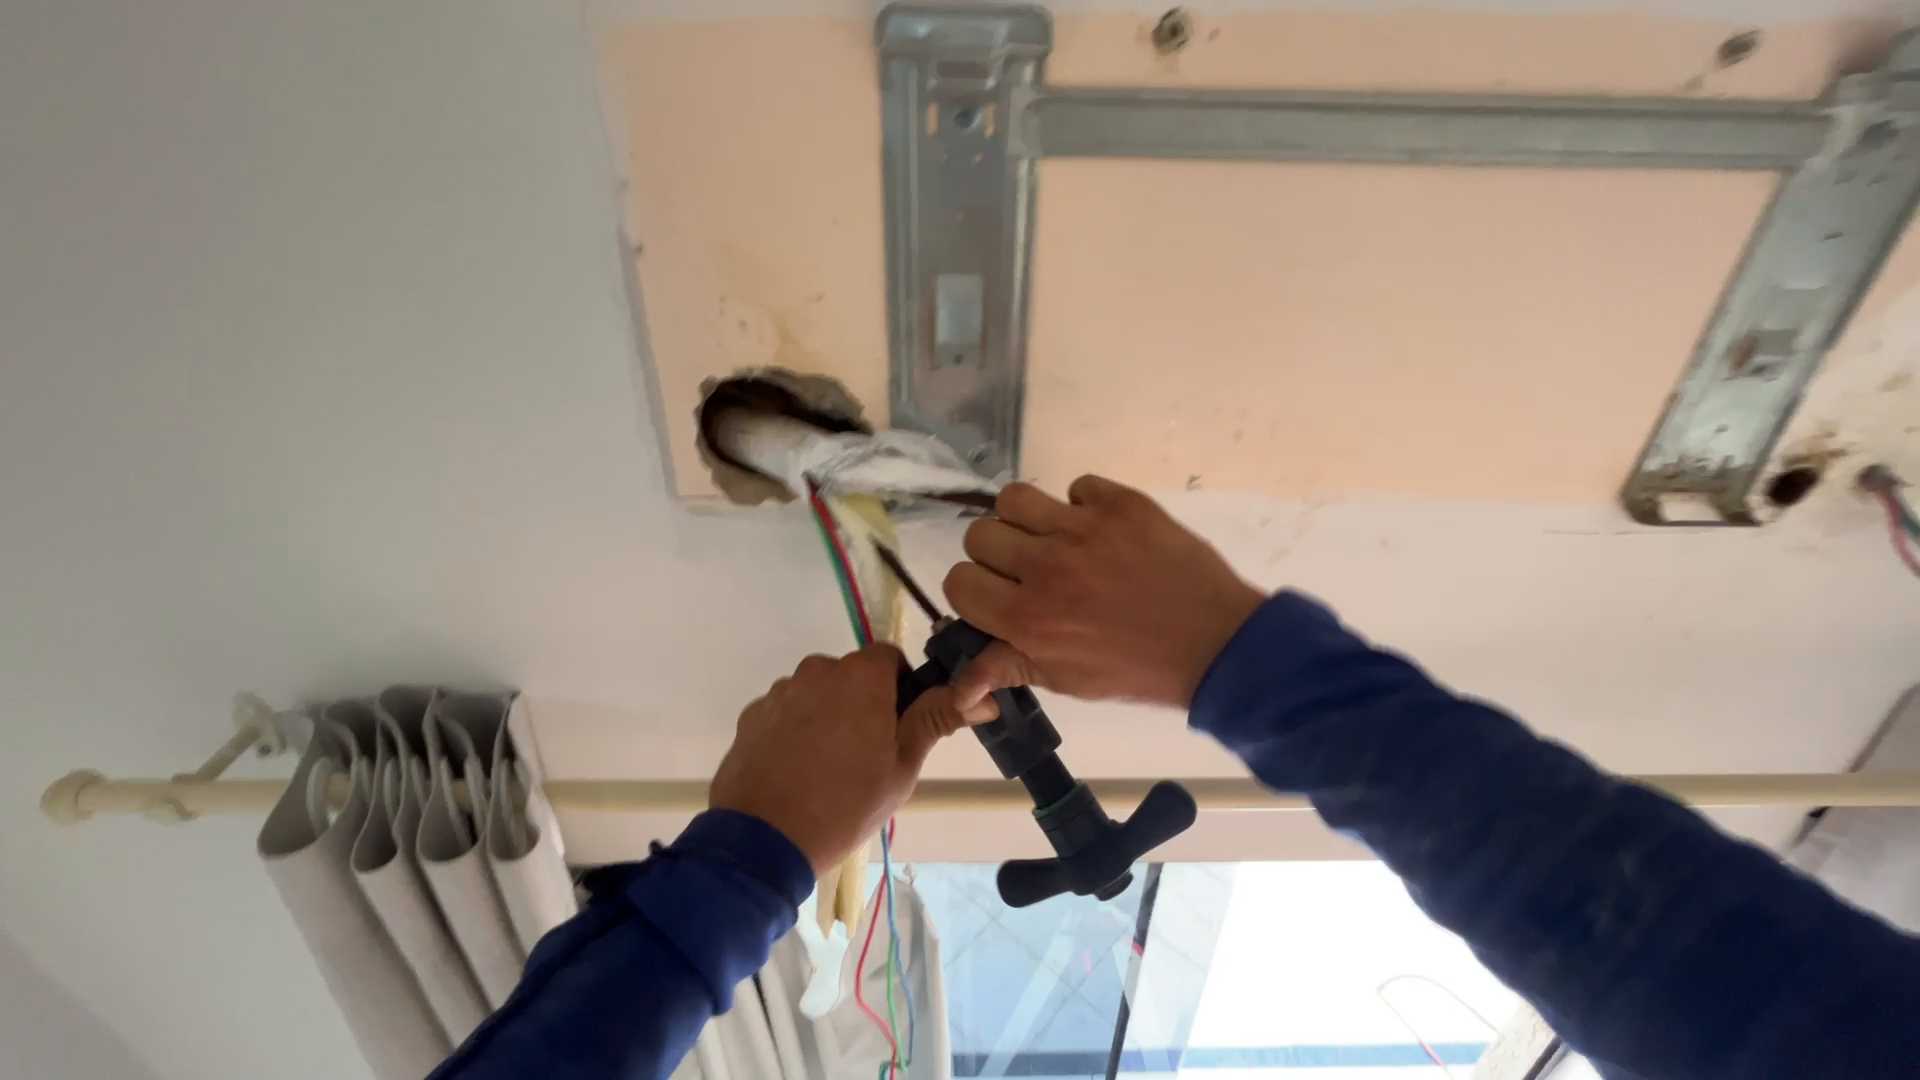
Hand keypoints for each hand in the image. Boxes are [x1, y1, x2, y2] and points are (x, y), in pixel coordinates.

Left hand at [710, 645, 992, 873]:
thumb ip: (936, 718)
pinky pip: (785, 711)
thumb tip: (984, 697)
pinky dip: (794, 729)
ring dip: (827, 713)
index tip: (898, 724)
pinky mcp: (751, 715)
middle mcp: (818, 669)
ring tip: (826, 766)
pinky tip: (795, 769)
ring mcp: (780, 691)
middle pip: (851, 674)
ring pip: (817, 692)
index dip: (900, 686)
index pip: (889, 656)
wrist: (764, 842)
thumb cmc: (847, 803)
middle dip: (862, 701)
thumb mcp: (903, 765)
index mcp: (861, 675)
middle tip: (866, 752)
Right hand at [943, 475, 1264, 710]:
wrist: (1216, 645)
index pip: (958, 582)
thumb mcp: (1066, 680)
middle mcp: (1046, 568)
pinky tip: (1099, 530)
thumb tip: (959, 691)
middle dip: (995, 552)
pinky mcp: (1121, 504)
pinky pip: (1076, 486)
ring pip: (1014, 498)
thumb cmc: (1136, 669)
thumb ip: (1007, 670)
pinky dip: (1081, 504)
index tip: (996, 594)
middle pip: (978, 534)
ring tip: (1051, 537)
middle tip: (1026, 567)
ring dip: (1025, 518)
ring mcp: (1083, 530)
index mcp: (1027, 619)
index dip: (972, 589)